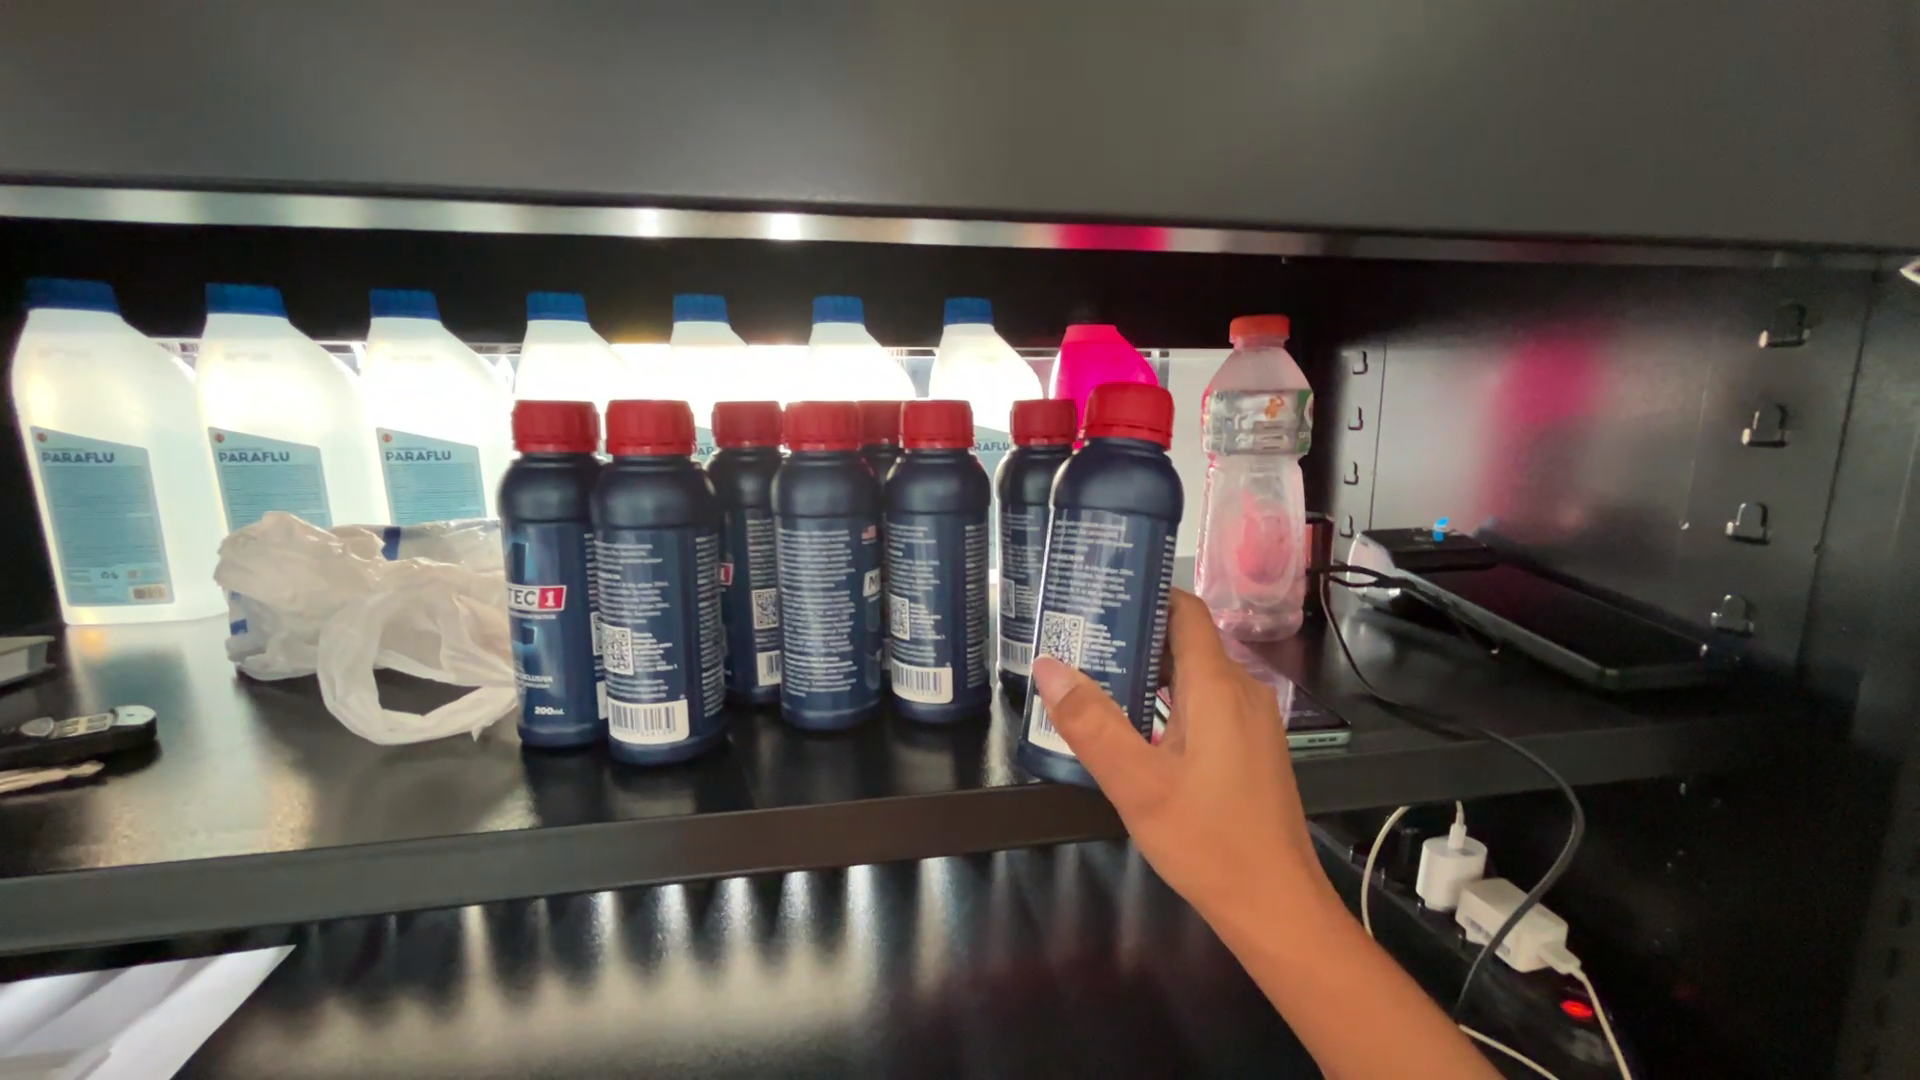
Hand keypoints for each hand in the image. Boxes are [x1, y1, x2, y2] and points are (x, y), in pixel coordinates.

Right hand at [1029, 590, 1340, 935]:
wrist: (1276, 907)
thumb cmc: (1206, 840)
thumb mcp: (1136, 783)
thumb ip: (1090, 723)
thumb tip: (1048, 665)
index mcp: (1217, 686)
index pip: (1186, 611)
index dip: (1146, 594)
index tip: (1100, 594)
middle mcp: (1240, 690)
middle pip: (1186, 640)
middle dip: (1135, 635)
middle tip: (1081, 638)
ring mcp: (1251, 719)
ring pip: (1195, 673)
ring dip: (1149, 670)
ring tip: (1096, 675)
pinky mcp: (1251, 745)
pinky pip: (1206, 701)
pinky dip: (1169, 698)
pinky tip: (1135, 723)